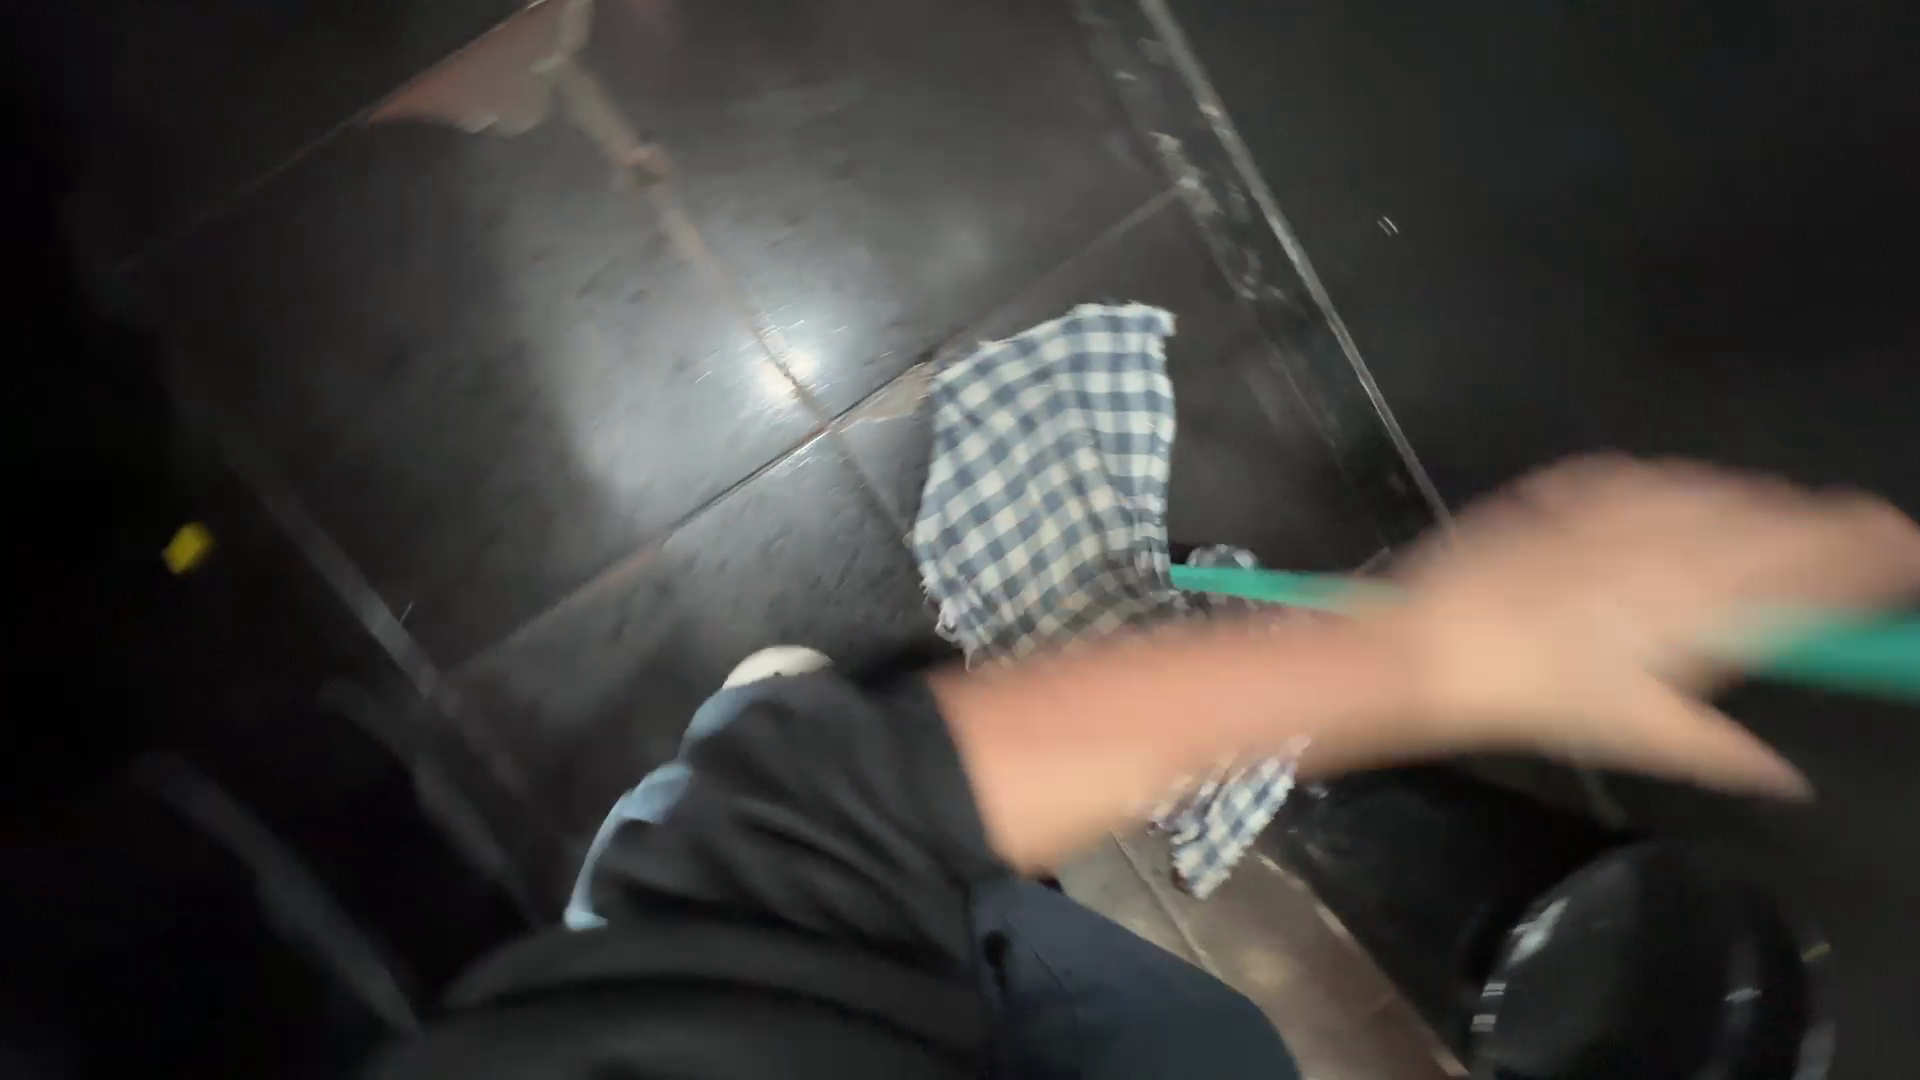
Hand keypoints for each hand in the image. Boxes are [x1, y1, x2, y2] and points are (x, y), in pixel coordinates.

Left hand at [1384, 456, 1919, 796]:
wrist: (1429, 649)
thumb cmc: (1534, 696)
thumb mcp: (1640, 735)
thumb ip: (1723, 749)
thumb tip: (1781, 773)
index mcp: (1712, 597)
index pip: (1831, 555)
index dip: (1878, 550)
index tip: (1899, 553)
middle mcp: (1668, 540)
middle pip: (1776, 509)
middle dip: (1811, 526)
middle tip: (1816, 553)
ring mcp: (1601, 511)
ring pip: (1705, 485)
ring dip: (1736, 502)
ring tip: (1734, 530)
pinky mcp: (1547, 498)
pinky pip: (1625, 476)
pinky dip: (1655, 487)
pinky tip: (1649, 507)